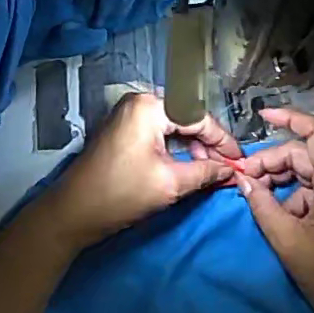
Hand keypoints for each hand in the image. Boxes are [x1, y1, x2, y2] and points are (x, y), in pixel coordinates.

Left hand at [33, 91, 239, 251]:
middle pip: (187, 116)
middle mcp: (139, 101)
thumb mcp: (170, 183)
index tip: (240, 160)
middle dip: (209, 142)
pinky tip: (190, 164)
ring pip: (174, 123)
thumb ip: (205, 171)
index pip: (199, 117)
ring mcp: (129, 113)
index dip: (223, 140)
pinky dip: (176, 146)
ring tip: (211, 169)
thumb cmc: (121, 194)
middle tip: (228, 167)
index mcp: (150, 106)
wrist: (72, 211)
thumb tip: (231, 169)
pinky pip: (159, 130)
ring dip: (193, 145)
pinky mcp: (124, 127)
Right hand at [235, 108, 313, 312]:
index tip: (261, 115)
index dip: (288, 118)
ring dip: (281, 180)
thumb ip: (262, 205)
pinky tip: (278, 214)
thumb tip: (243, 180)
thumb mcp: (287, 241)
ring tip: (256, 198)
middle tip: (244, 180)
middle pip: (306, 154)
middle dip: (272, 162)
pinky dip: (295, 195)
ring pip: (309, 171)